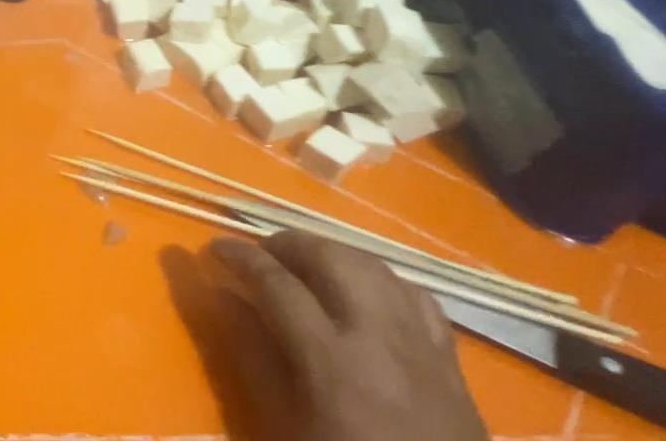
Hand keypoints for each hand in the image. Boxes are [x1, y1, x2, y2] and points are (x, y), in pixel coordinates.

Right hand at [209, 232, 487, 440]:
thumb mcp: (281, 422)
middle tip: (260, 254)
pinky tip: (364, 296)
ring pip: (377, 268)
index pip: (277, 282)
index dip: (240, 256)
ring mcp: (422, 349)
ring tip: (306, 267)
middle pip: (333, 259)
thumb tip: (225, 296)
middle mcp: (380, 340)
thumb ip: (251, 354)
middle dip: (288, 244)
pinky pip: (417, 298)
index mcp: (332, 360)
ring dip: (333, 255)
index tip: (214, 247)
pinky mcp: (451, 364)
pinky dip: (381, 282)